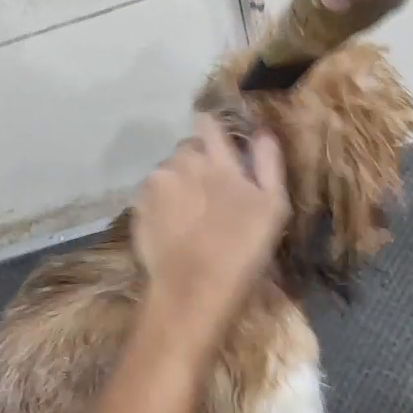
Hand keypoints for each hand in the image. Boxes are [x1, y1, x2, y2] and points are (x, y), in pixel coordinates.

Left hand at [132, 115, 288, 334]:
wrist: (194, 288)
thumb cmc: (243, 250)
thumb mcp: (273, 206)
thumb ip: (269, 162)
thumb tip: (262, 130)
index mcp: (218, 160)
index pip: (209, 124)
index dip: (212, 127)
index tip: (216, 139)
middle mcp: (183, 162)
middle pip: (187, 148)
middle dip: (196, 161)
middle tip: (208, 191)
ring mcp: (156, 184)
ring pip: (167, 170)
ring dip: (177, 182)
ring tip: (189, 212)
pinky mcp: (138, 206)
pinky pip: (150, 193)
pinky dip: (160, 202)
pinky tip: (172, 224)